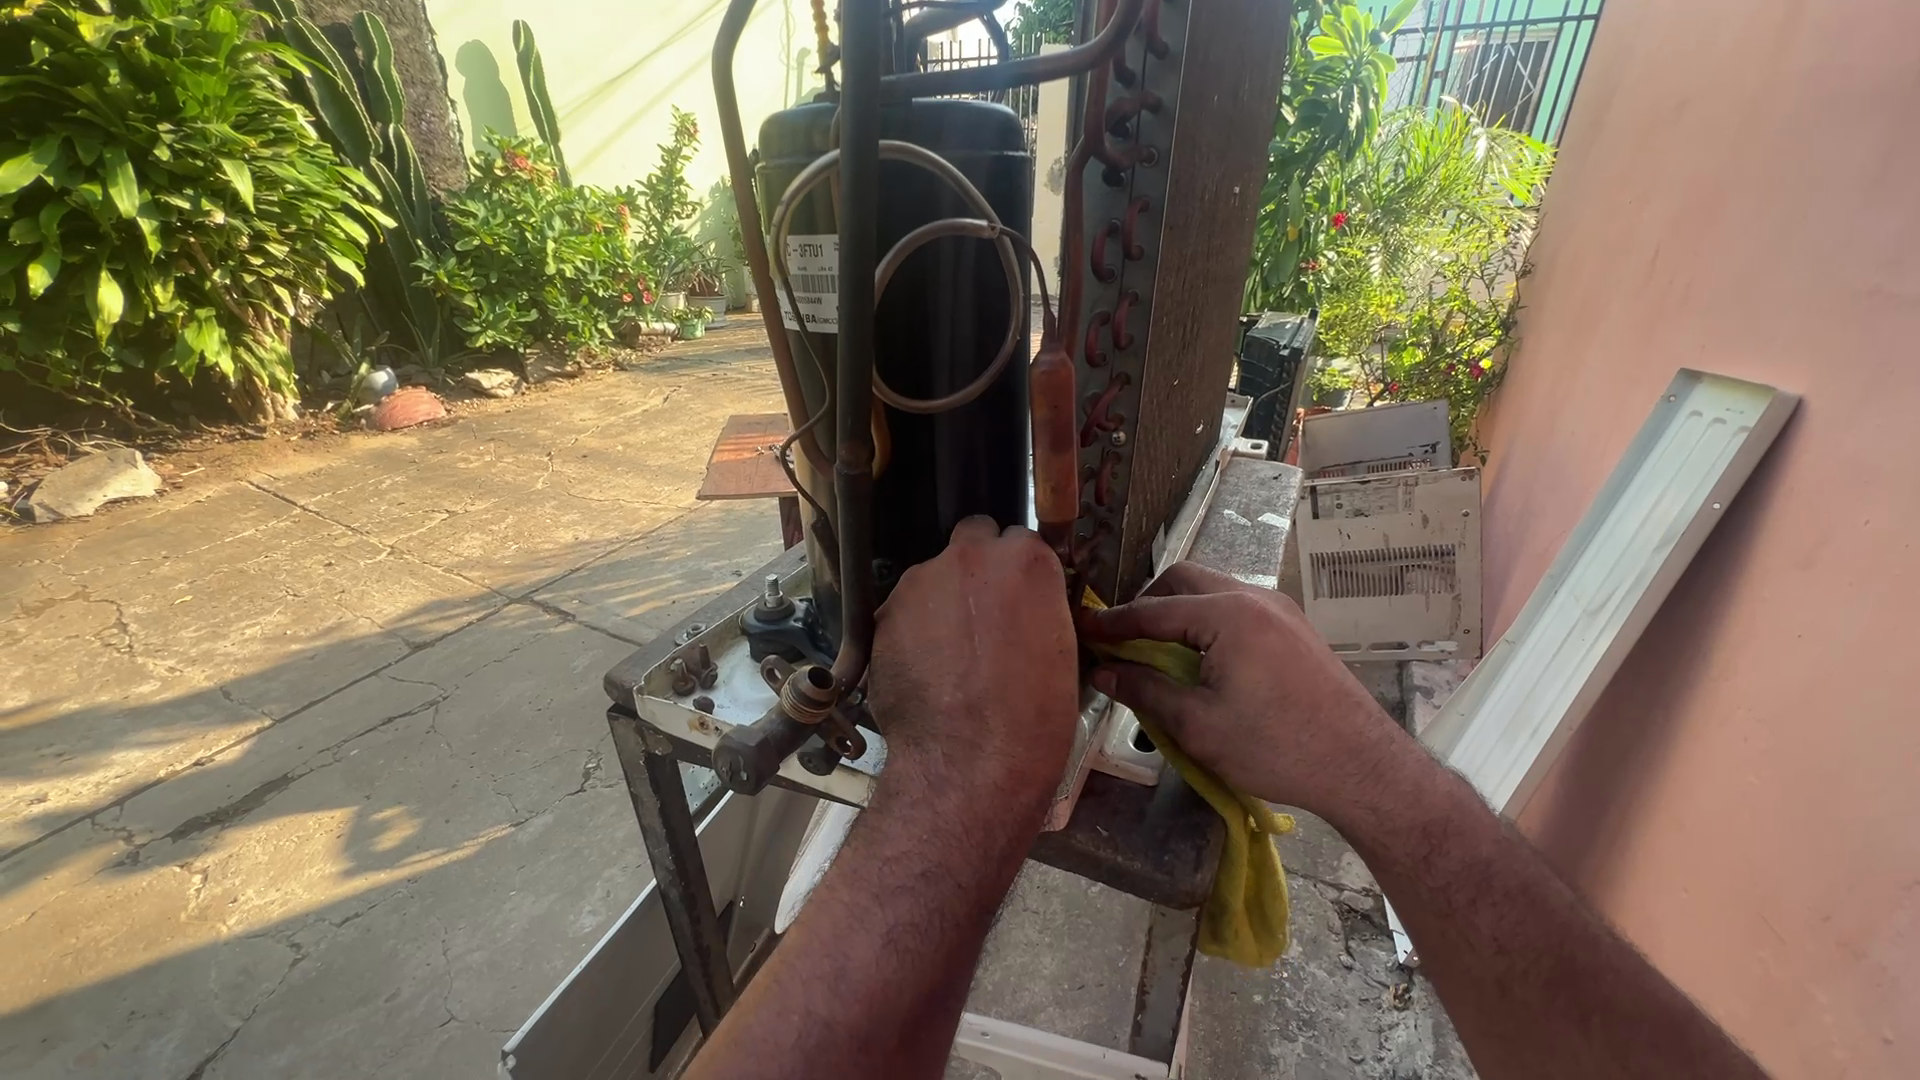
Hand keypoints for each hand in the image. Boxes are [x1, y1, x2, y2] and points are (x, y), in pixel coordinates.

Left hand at [867, 516, 1078, 816]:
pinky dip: (910, 630)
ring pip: (932, 576)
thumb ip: (1038, 606)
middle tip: (980, 610)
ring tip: (946, 654)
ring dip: (939, 600)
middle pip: (972, 538)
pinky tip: (921, 670)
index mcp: (1026, 561)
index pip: (1020, 540)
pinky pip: (903, 611)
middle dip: (976, 564)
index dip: (1016, 571)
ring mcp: (922, 580)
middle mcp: (971, 555)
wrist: (970, 761)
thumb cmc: (1033, 717)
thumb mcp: (1060, 650)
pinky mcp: (885, 612)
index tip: (1014, 597)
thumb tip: (1023, 604)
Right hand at [1078, 562, 1410, 823]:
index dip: (1111, 622)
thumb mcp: (1197, 725)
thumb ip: (1144, 689)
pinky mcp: (1293, 627)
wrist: (1363, 767)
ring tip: (1156, 649)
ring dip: (1177, 610)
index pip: (1151, 609)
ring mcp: (1279, 609)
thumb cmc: (1275, 748)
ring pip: (1211, 589)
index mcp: (1227, 614)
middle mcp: (1253, 597)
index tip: (1079, 629)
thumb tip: (1103, 670)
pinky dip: (1205, 619)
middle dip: (1146, 603)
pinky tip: (1199, 656)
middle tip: (1122, 638)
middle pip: (1183, 580)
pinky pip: (1235, 606)